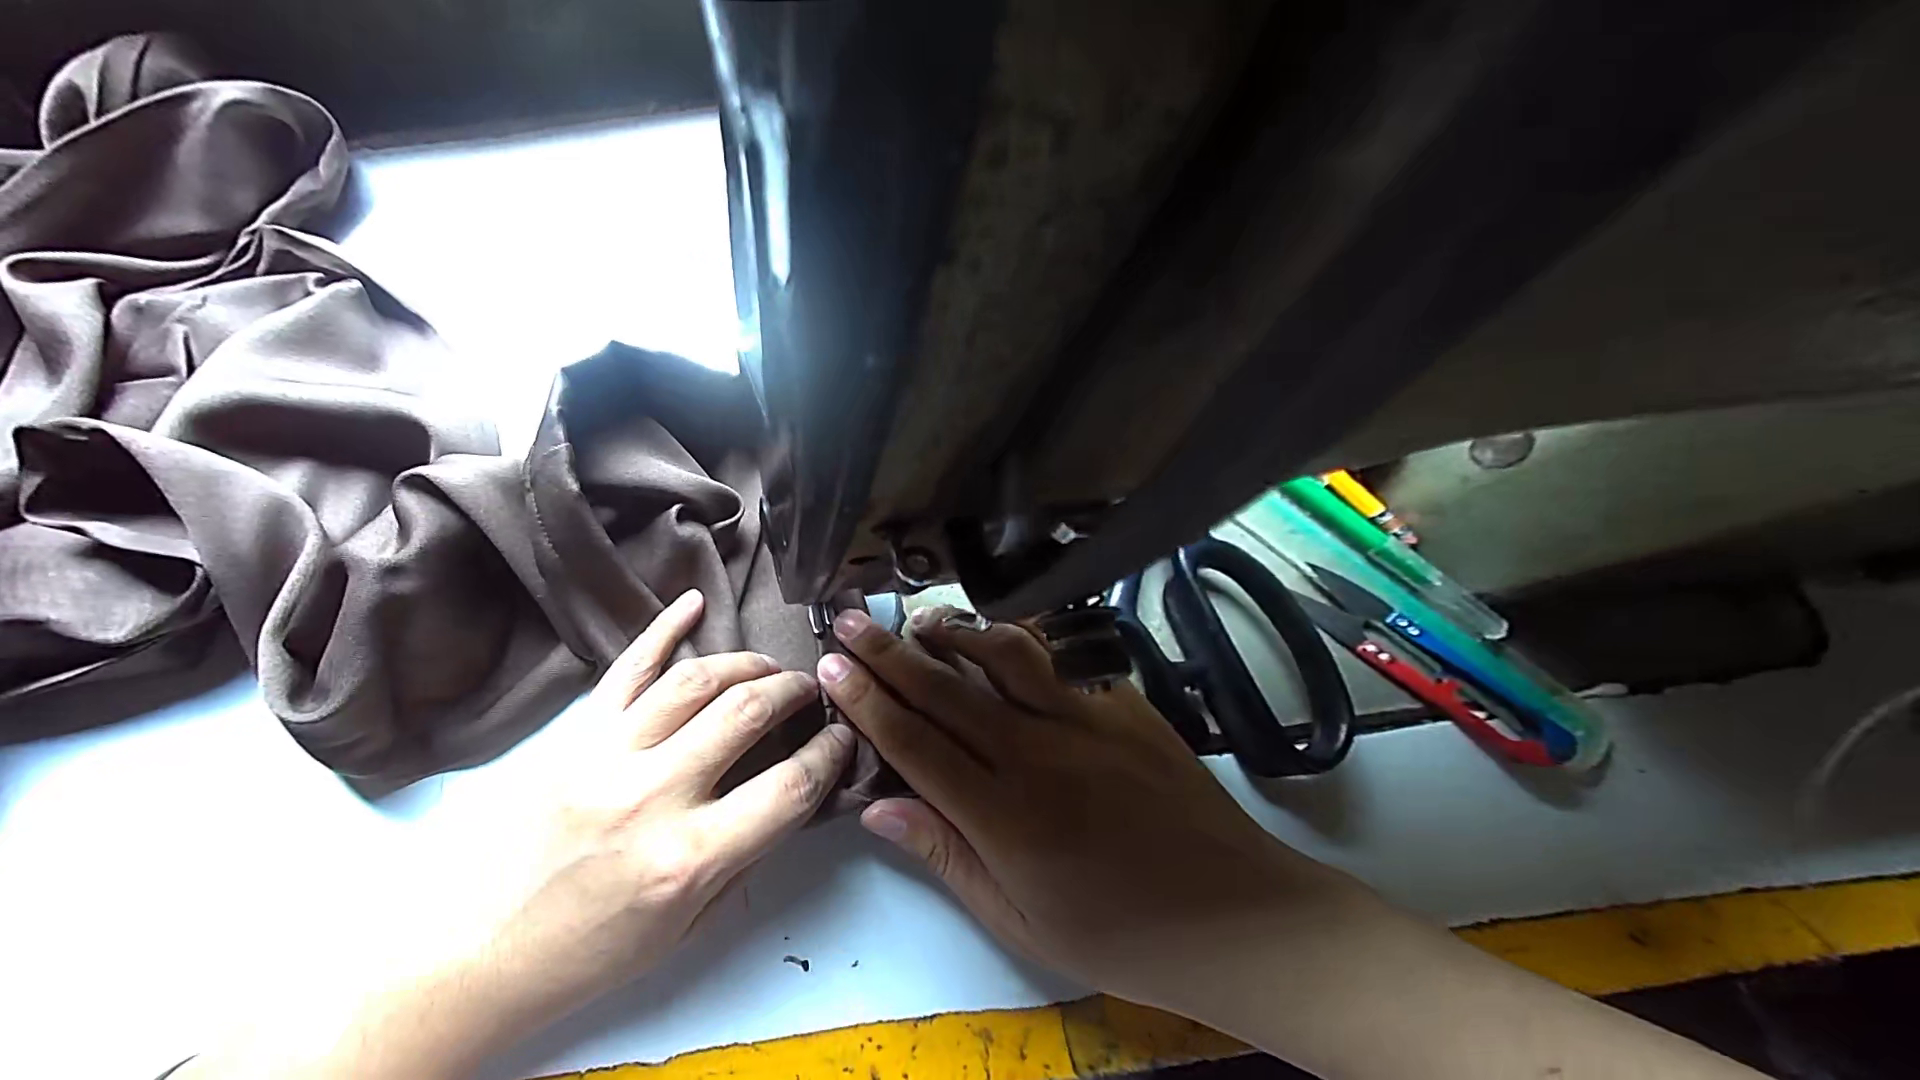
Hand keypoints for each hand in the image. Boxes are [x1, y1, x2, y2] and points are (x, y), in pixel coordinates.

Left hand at [178, 589, 854, 1079]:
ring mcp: (605, 756)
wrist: (463, 959)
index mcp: (687, 859)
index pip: (791, 786)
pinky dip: (663, 628)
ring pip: (695, 680)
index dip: (831, 753)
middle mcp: (651, 796)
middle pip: (748, 712)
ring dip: (746, 663)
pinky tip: (694, 603)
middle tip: (810, 689)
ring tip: (769, 668)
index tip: (842, 737)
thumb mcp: (686, 927)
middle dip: (794, 691)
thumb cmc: (584, 956)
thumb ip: (746, 855)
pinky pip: (626, 668)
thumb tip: (793, 796)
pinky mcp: (572, 737)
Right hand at [816, 606, 1371, 1013]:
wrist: (1234, 912)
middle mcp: (1038, 751)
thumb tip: (878, 807)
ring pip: (1005, 655)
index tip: (832, 666)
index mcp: (1004, 813)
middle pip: (948, 689)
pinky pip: (1063, 659)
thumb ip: (946, 854)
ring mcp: (1086, 718)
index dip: (867, 702)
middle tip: (850, 619)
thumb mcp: (1019, 919)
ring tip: (921, 618)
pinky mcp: (1123, 703)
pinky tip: (1005, 635)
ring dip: (957, 631)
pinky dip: (1024, 640)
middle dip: (890, 651)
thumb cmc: (1120, 932)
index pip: (916, 743)